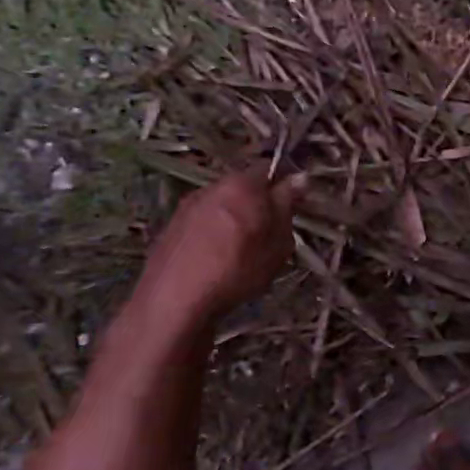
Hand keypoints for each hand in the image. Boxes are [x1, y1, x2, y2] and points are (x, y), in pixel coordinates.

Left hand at [129, 168, 304, 332]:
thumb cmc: (237, 269)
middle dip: (260, 204)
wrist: (174, 301)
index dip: (285, 186)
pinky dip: (216, 232)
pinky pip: (205, 221)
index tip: (295, 209)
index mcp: (242, 185)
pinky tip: (218, 259)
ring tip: (244, 250)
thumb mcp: (278, 242)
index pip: (270, 168)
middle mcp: (212, 186)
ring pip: (223, 204)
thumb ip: (286, 206)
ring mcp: (187, 206)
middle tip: (272, 234)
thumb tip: (298, 178)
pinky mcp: (171, 227)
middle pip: (244, 187)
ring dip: (236, 218)